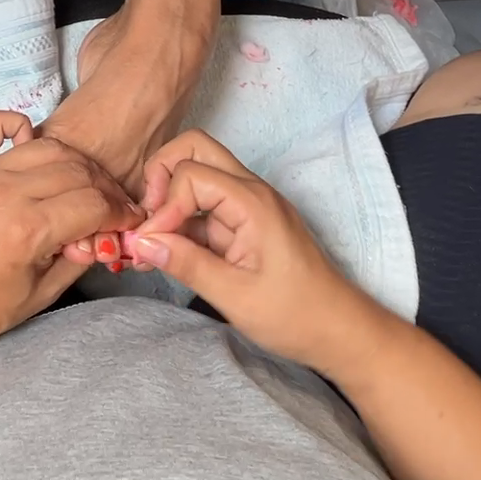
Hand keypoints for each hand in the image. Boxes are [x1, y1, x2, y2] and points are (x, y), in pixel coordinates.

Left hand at [0, 111, 144, 357]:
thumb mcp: (42, 294)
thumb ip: (80, 256)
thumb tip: (108, 230)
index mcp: (25, 230)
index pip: (93, 204)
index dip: (119, 213)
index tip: (128, 220)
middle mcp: (4, 192)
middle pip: (76, 171)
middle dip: (103, 189)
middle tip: (111, 206)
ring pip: (47, 147)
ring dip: (73, 162)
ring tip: (82, 183)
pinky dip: (18, 124)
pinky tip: (31, 143)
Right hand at [128, 130, 395, 367]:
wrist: (340, 331)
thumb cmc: (296, 316)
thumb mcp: (234, 296)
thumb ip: (186, 263)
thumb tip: (140, 243)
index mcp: (252, 202)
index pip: (191, 174)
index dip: (164, 205)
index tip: (152, 243)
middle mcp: (250, 190)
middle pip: (194, 148)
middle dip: (161, 176)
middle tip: (150, 218)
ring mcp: (248, 201)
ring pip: (197, 170)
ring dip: (168, 196)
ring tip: (153, 238)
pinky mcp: (244, 219)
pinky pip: (204, 200)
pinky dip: (180, 217)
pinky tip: (167, 249)